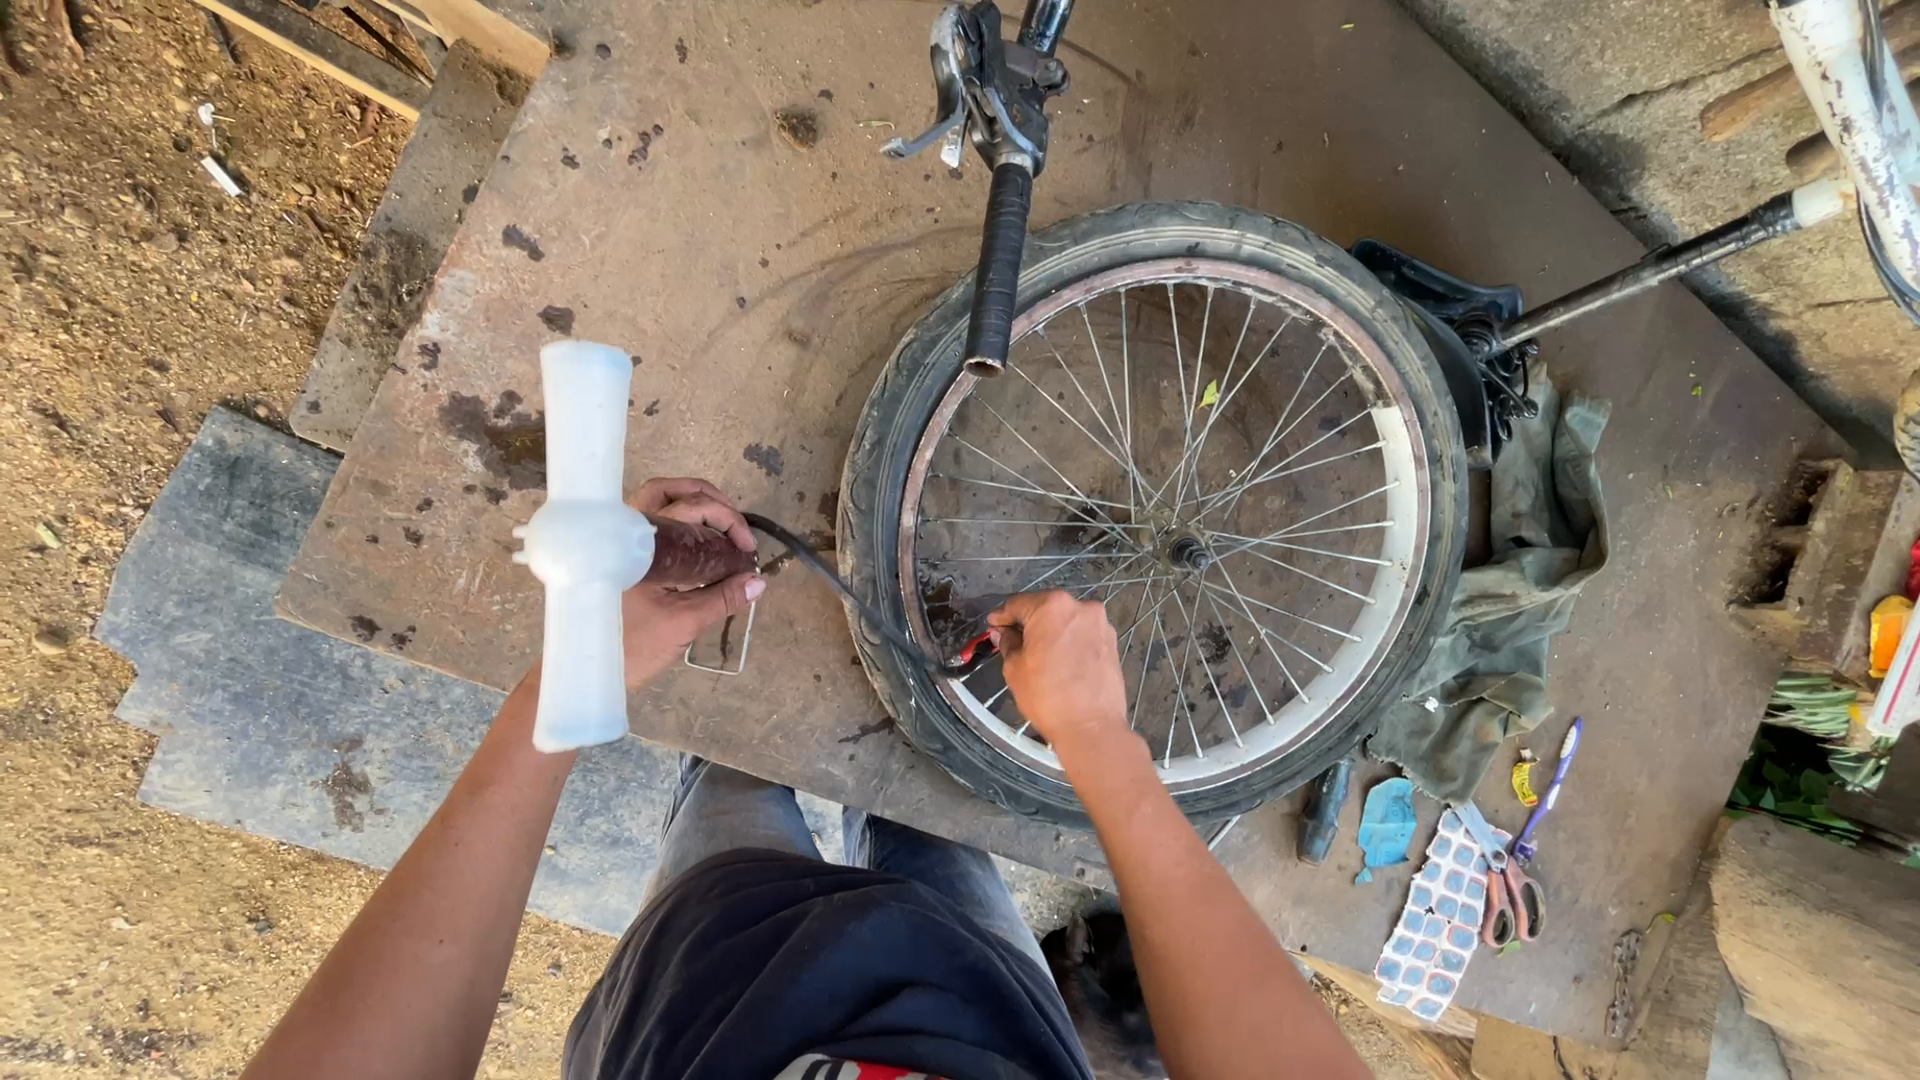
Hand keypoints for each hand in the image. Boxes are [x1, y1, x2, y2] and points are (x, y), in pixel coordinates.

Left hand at [621, 477, 763, 688]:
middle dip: (714, 504)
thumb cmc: (631, 647)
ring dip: (695, 505)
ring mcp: (623, 541)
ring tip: (724, 524)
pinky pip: (656, 523)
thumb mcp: (684, 623)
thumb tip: (758, 582)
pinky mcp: (624, 555)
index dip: (726, 520)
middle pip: (672, 493)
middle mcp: (628, 533)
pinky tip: (702, 541)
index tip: (748, 549)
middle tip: (739, 531)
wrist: (589, 669)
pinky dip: (683, 522)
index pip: (688, 508)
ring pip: (660, 502)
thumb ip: (722, 599)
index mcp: (639, 543)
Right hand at [987, 590, 1129, 754]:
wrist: (1092, 727)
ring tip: (1038, 650)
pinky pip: (1083, 634)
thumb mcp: (1015, 668)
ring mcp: (1101, 623)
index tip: (993, 624)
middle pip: (1046, 608)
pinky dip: (1070, 641)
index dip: (1002, 615)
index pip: (1019, 604)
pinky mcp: (1112, 642)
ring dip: (1051, 630)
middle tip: (1012, 637)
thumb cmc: (1047, 695)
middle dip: (1029, 621)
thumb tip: (1004, 632)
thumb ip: (1008, 643)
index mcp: (1052, 606)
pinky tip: (1061, 658)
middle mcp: (1080, 606)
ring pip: (1067, 620)